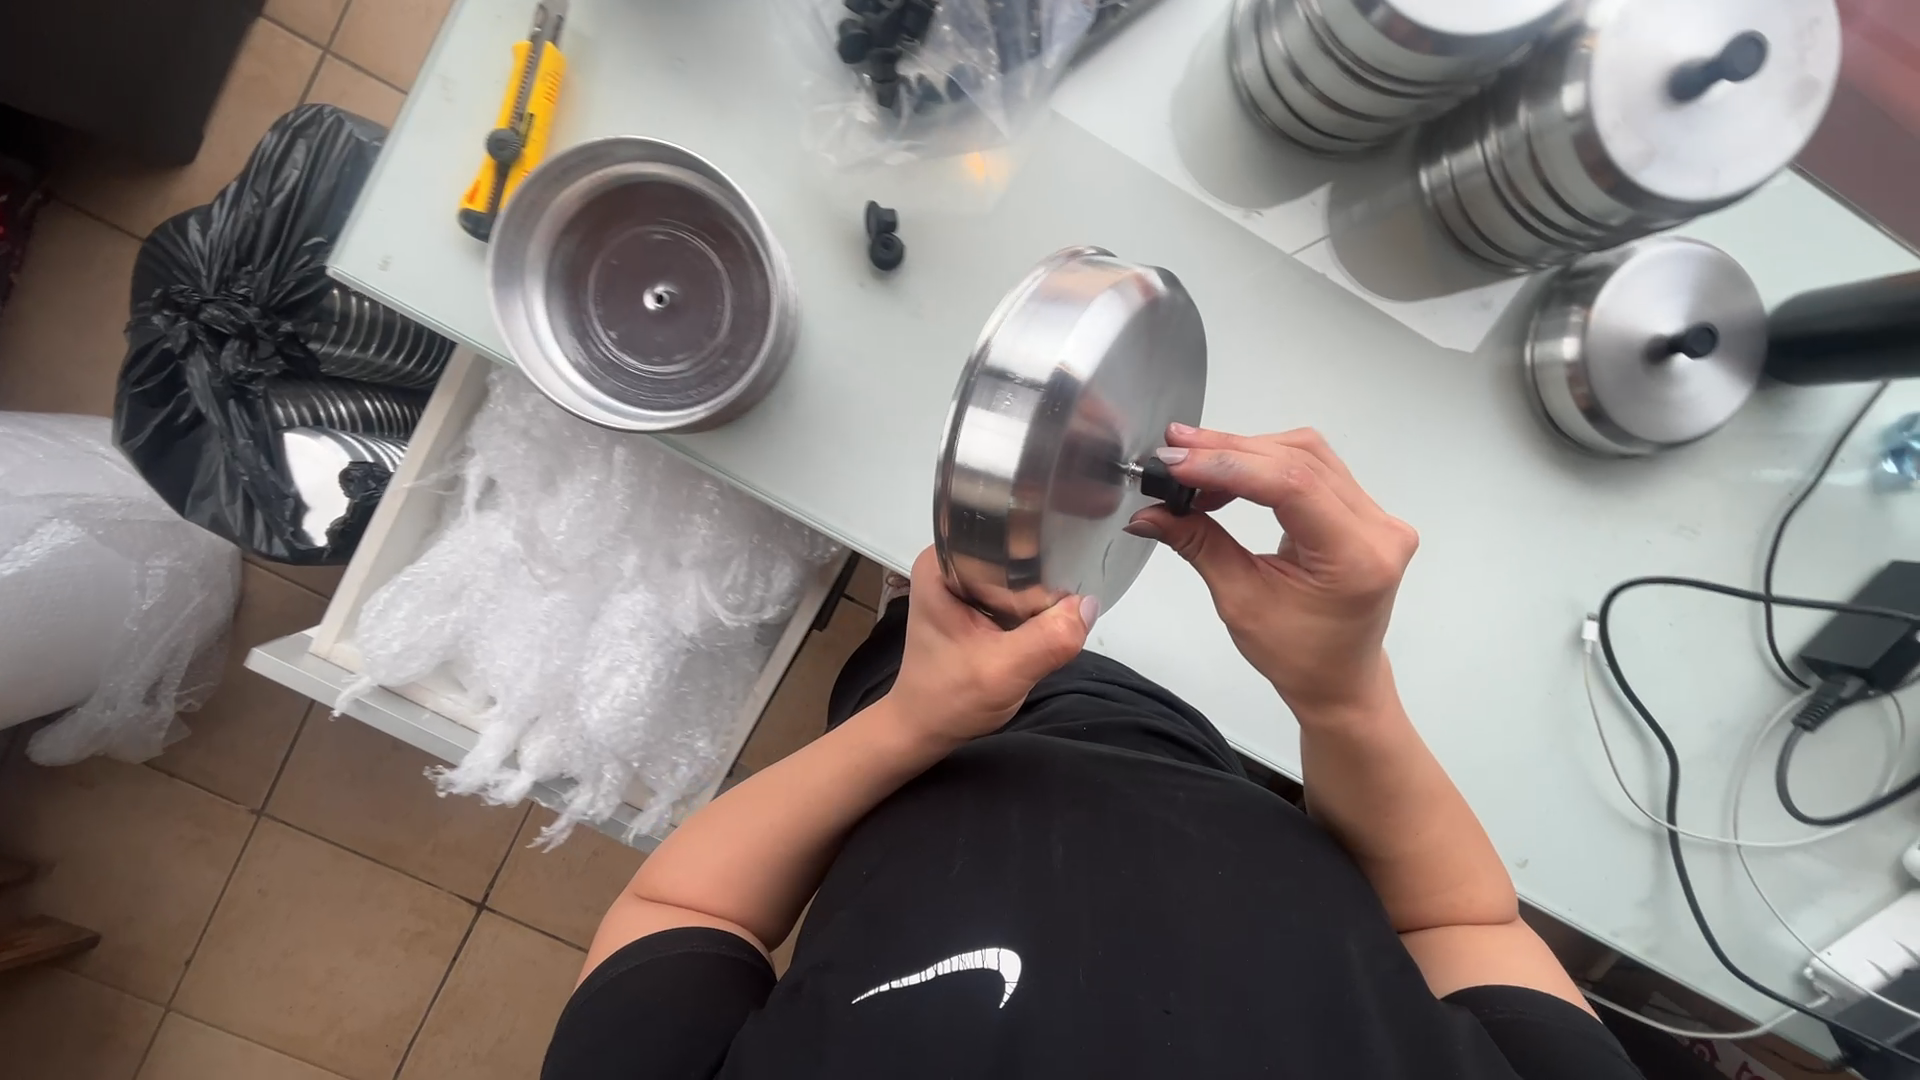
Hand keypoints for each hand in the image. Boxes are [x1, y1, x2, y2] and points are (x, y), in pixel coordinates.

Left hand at [884, 546, 1094, 744]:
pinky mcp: (976, 603)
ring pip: (1019, 572)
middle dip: (1045, 572)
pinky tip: (1052, 617)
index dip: (1039, 551)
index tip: (1072, 566)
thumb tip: (1088, 605)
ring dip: (1043, 591)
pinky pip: (1017, 592)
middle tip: (1078, 588)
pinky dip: (1035, 606)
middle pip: (1013, 551)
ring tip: (1068, 604)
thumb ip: (1047, 640)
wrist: (924, 730)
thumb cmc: (949, 699)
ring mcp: (962, 583)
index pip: (1001, 535)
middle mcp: (948, 563)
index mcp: (940, 562)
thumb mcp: (1003, 671)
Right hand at [1125, 425, 1417, 722]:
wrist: (1339, 678)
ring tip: (1190, 461)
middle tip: (1173, 450)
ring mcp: (1375, 515)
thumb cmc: (1294, 654)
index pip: (1291, 485)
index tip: (1176, 463)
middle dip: (1229, 450)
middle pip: (1299, 458)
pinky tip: (1223, 479)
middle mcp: (1377, 527)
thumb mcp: (1238, 600)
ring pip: (1304, 453)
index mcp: (1356, 557)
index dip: (1228, 466)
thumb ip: (1198, 544)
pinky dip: (1260, 465)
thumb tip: (1147, 513)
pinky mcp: (1362, 511)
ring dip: (1242, 452)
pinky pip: (1310, 468)